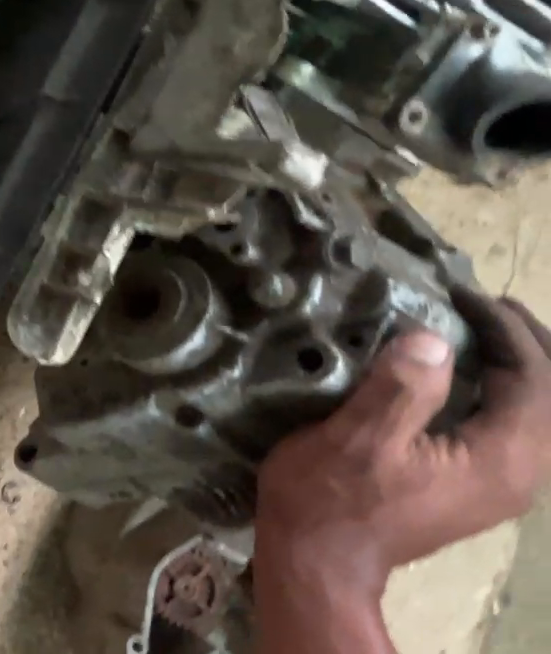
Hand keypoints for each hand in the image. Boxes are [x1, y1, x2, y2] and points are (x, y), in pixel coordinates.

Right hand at [255, 293, 550, 602]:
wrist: (321, 554)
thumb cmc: (330, 494)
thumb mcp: (357, 439)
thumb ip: (400, 391)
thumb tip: (432, 337)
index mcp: (503, 460)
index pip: (537, 384)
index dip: (509, 333)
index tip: (465, 295)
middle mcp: (520, 474)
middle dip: (531, 347)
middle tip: (490, 304)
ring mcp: (499, 483)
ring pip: (536, 415)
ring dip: (520, 369)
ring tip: (484, 330)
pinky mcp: (474, 484)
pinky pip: (511, 428)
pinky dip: (501, 392)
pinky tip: (464, 377)